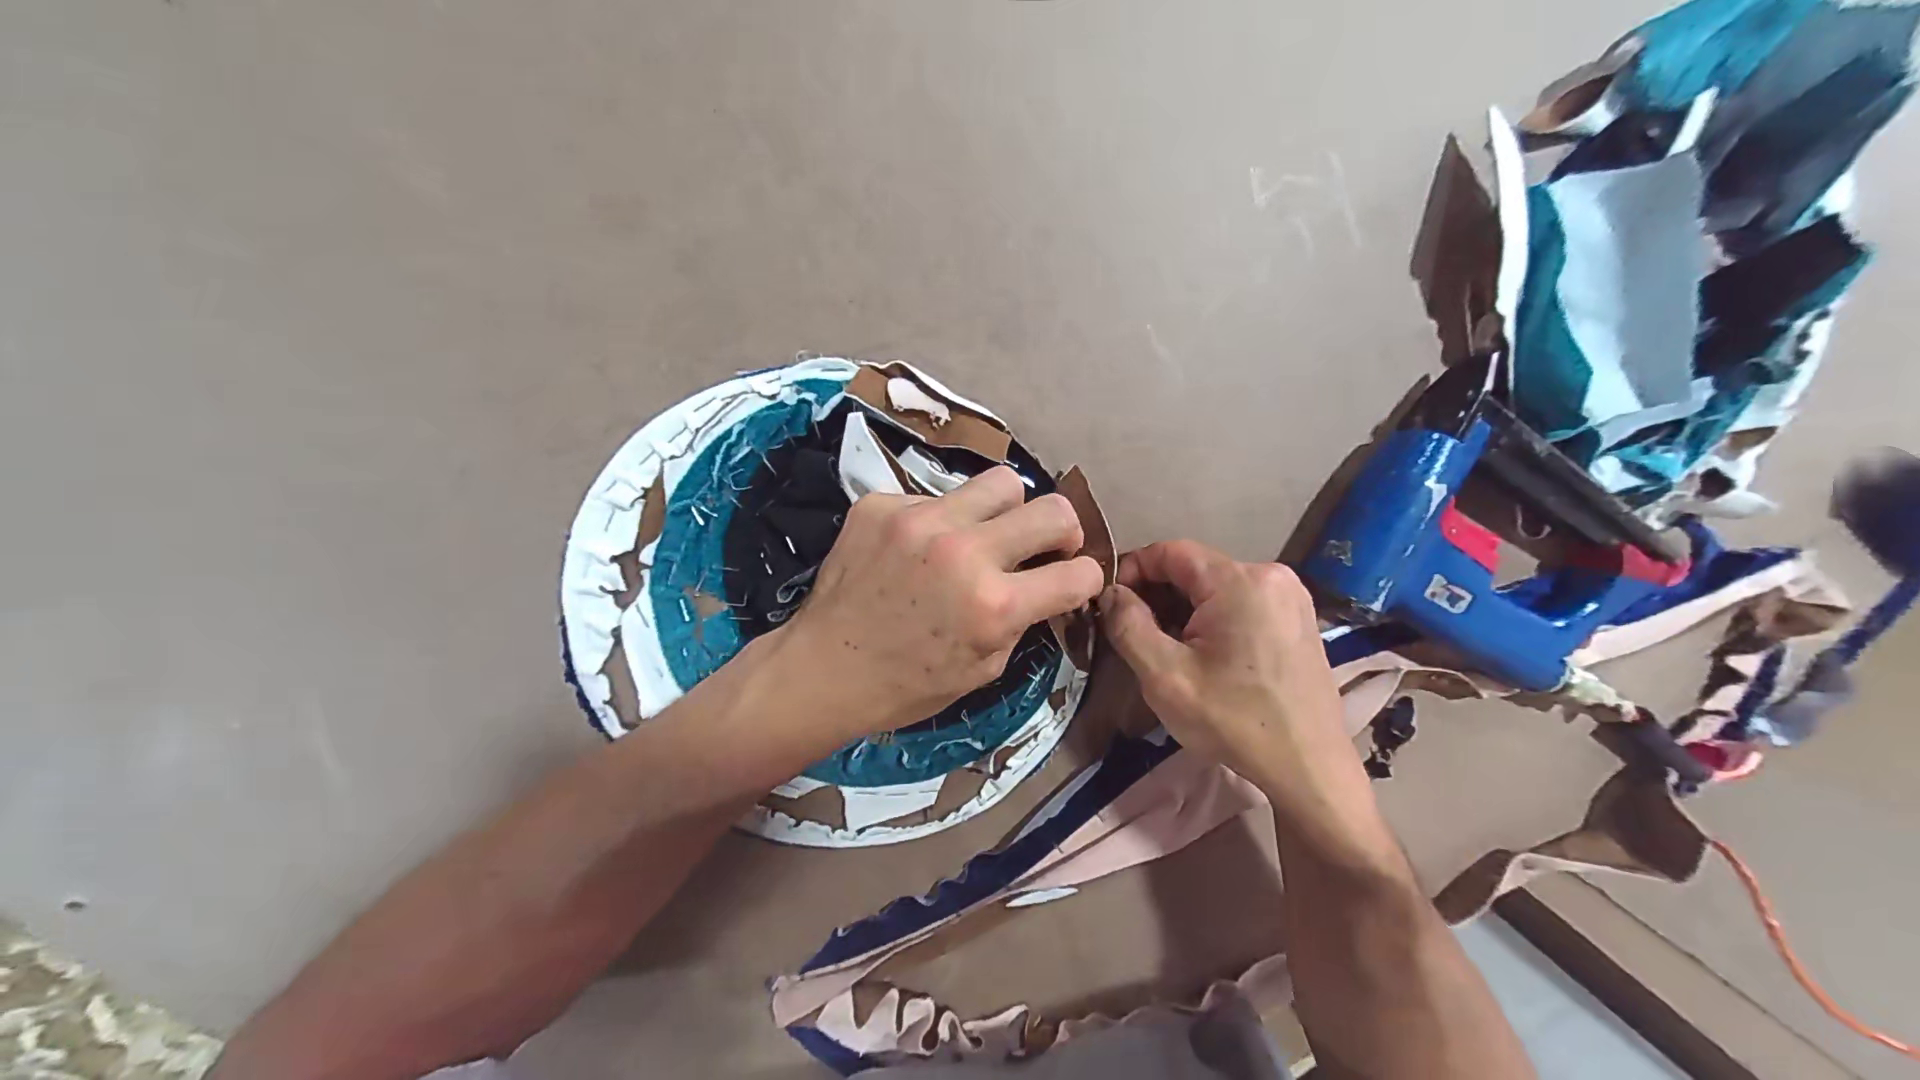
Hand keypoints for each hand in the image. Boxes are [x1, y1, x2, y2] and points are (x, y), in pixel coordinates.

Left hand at [774, 466, 1103, 740]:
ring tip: (983, 534)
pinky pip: (937, 496)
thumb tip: (1044, 584)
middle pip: (1054, 508)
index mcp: (994, 605)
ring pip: (1000, 482)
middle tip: (1044, 546)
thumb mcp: (983, 668)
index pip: (1079, 573)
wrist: (823, 669)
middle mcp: (963, 551)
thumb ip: (1021, 620)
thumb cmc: (906, 684)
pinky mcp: (882, 505)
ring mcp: (919, 520)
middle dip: (1063, 531)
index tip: (1073, 579)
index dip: (1086, 579)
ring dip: (1005, 511)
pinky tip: (917, 548)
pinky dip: (941, 521)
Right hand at [1099, 541, 1348, 795]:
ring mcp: (1291, 597)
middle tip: (1134, 632)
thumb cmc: (1233, 720)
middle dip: (1157, 594)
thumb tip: (1111, 593)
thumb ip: (1128, 625)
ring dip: (1183, 609)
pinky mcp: (1299, 620)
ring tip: (1166, 648)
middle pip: (1195, 569)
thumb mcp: (1164, 675)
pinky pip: (1241, 603)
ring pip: (1217, 587)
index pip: (1170, 551)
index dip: (1133, 569)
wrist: (1308, 769)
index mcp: (1240, 581)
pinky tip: (1204, 655)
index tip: (1111, 603)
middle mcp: (1271, 576)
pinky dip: (1213, 619)